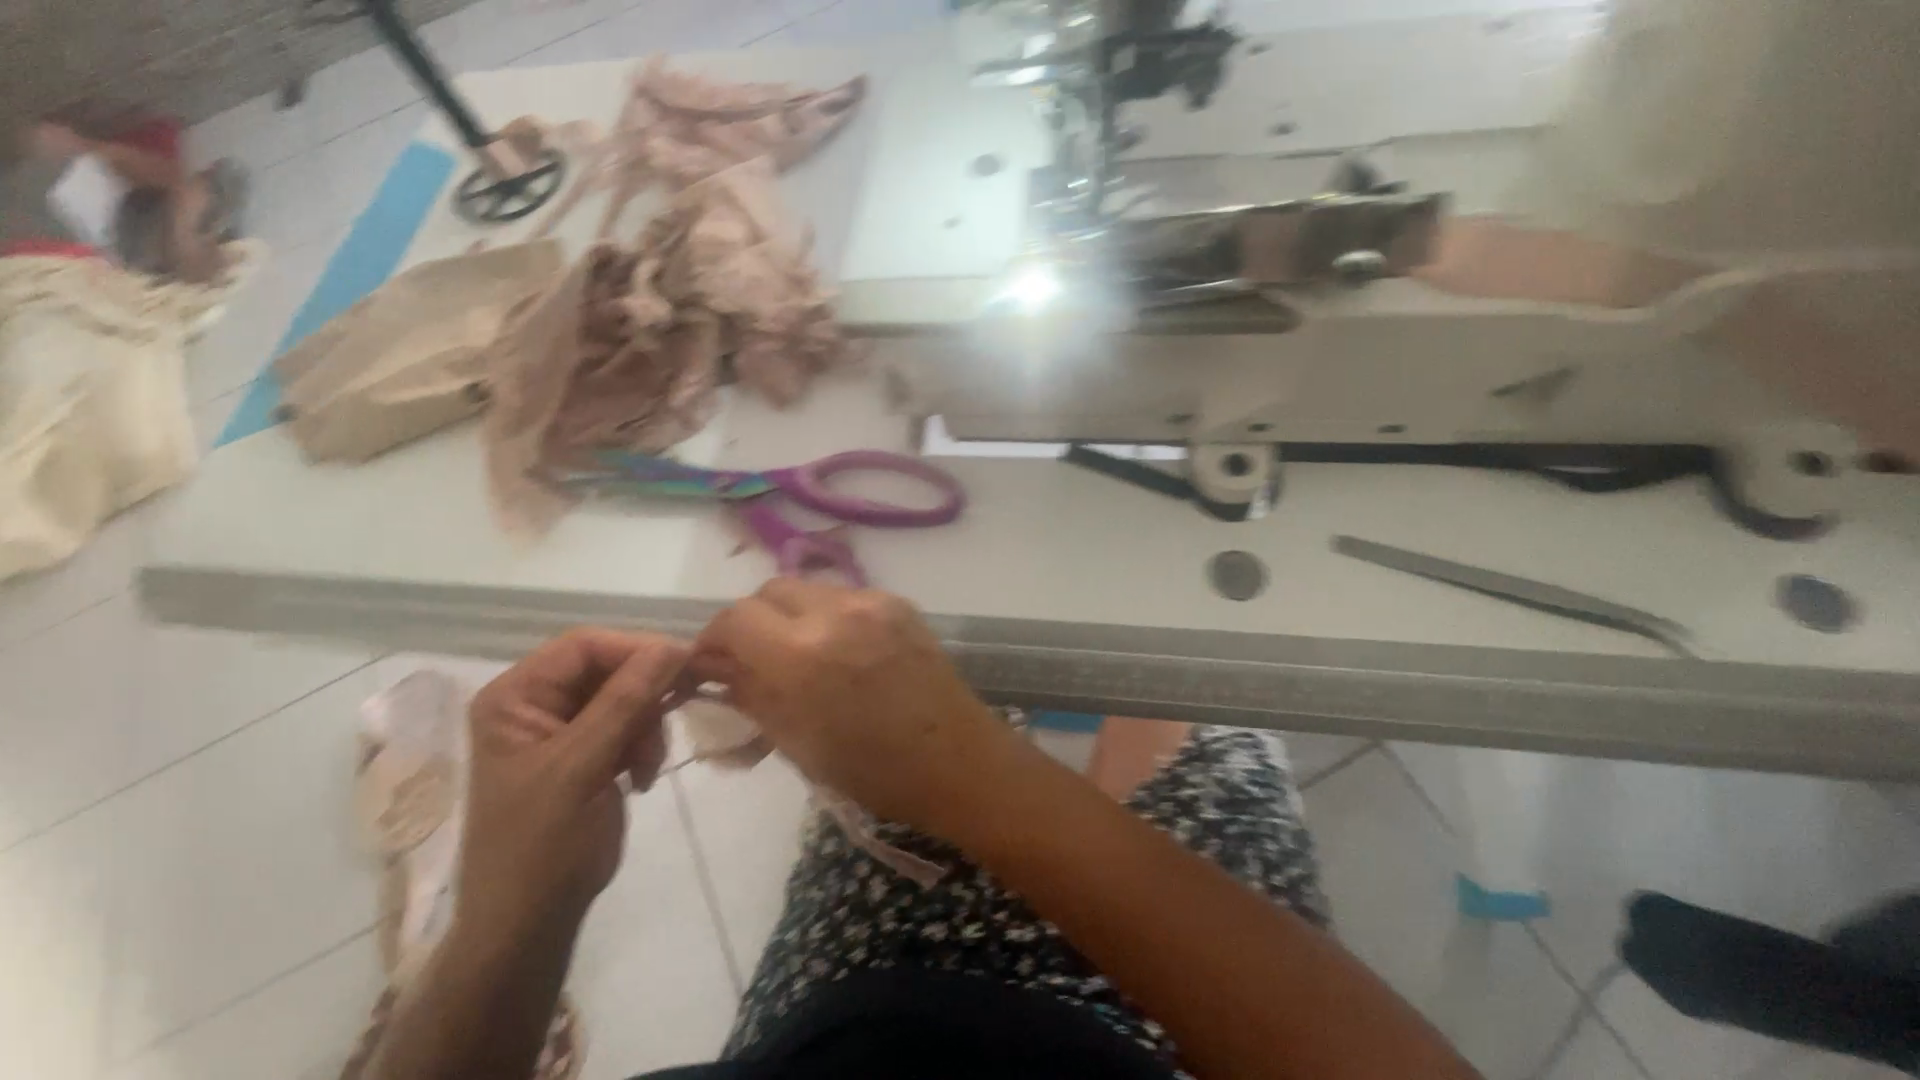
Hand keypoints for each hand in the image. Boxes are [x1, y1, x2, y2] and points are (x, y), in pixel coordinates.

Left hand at [459, 630, 689, 941]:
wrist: (530, 920)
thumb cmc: (542, 843)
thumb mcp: (582, 765)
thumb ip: (626, 700)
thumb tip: (673, 645)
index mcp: (514, 696)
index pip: (583, 646)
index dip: (636, 650)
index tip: (687, 667)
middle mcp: (534, 704)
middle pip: (607, 669)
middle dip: (643, 697)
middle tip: (669, 726)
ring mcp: (561, 731)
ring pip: (626, 697)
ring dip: (646, 726)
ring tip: (646, 767)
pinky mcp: (585, 755)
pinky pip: (628, 727)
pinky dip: (644, 746)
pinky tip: (641, 778)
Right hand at [692, 581, 1032, 838]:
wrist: (957, 762)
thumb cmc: (872, 770)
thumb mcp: (795, 742)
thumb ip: (751, 696)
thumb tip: (718, 672)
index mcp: (800, 655)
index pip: (732, 619)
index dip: (713, 640)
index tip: (713, 665)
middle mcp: (832, 613)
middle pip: (768, 592)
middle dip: (752, 622)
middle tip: (755, 659)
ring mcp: (871, 602)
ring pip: (808, 590)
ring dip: (792, 616)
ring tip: (802, 656)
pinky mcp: (899, 603)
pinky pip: (846, 597)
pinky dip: (830, 617)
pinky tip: (844, 652)